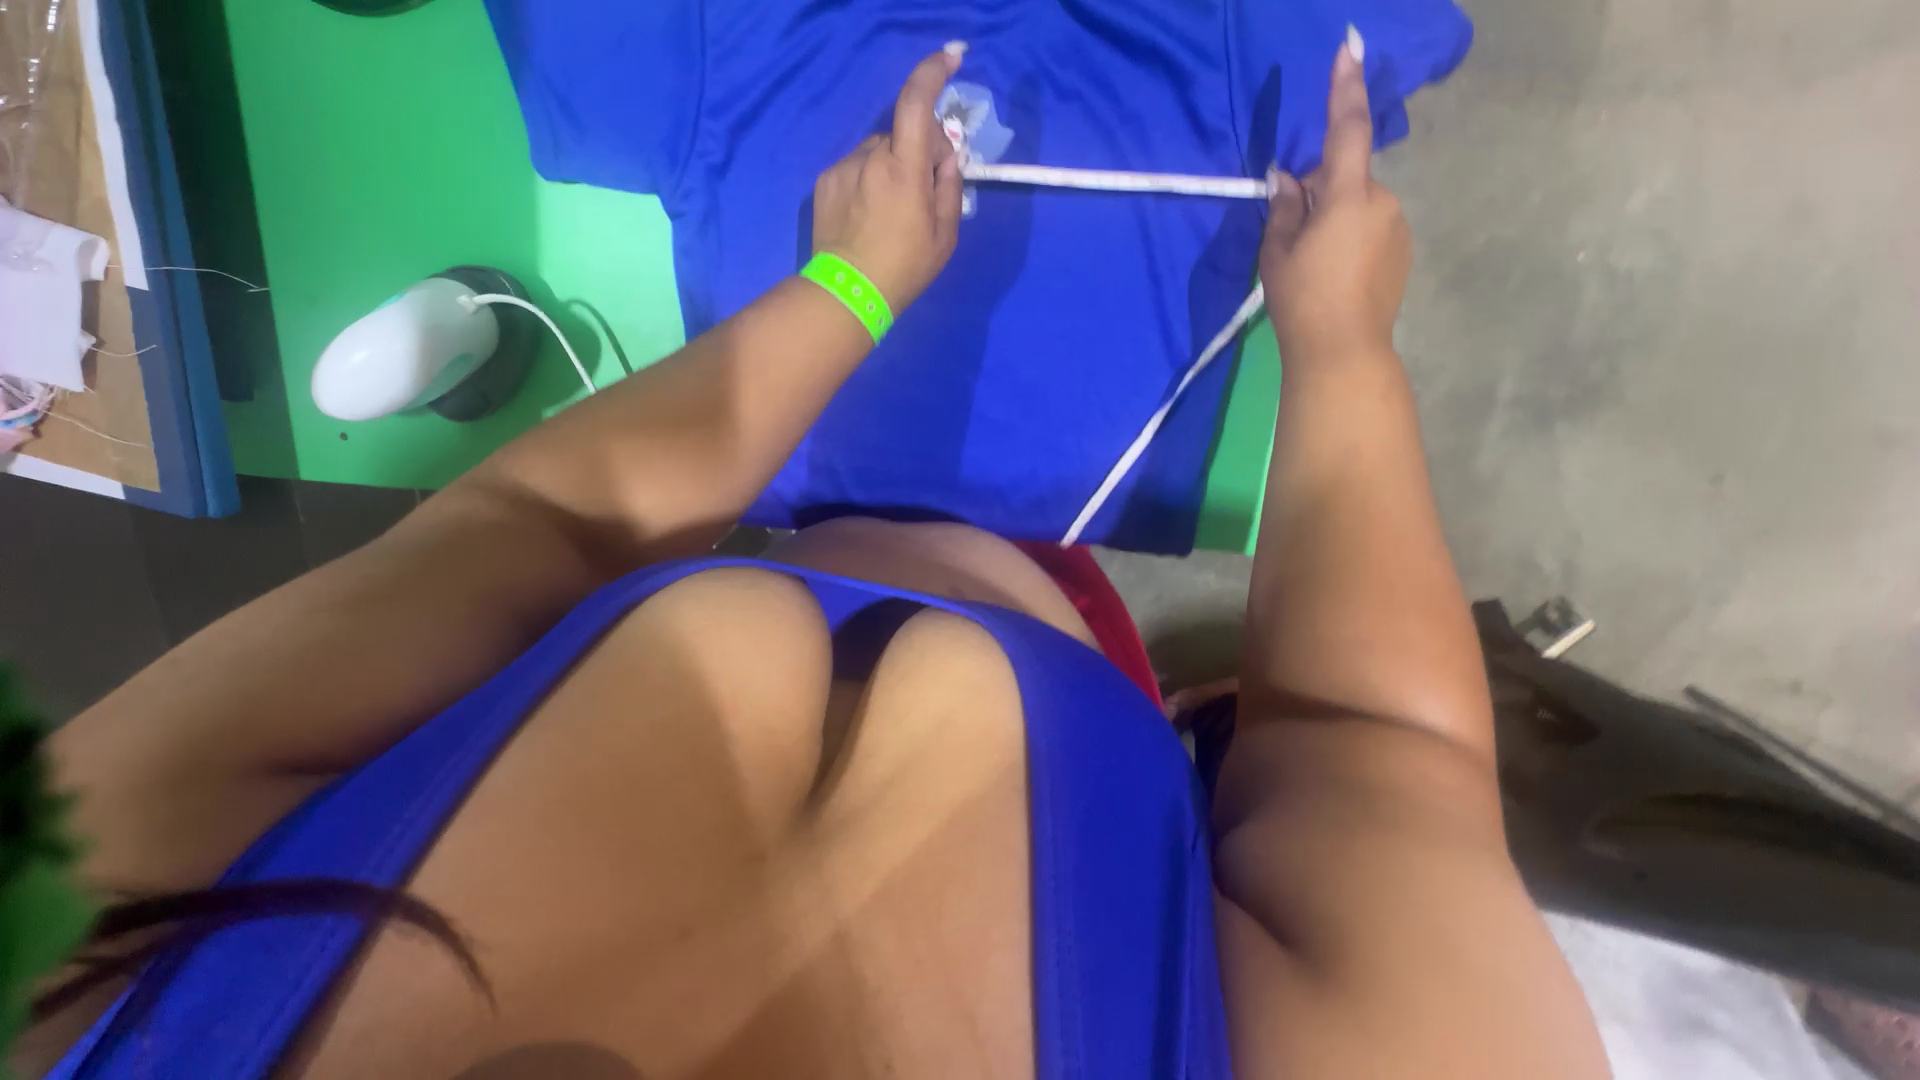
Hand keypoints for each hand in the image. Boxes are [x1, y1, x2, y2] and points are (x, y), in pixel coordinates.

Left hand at [812, 47, 965, 311]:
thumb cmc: (905, 268)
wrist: (849, 294)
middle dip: (916, 153)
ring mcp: (844, 168)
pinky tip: (866, 218)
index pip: (917, 104)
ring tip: (889, 216)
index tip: (951, 57)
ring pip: (876, 153)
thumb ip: (949, 187)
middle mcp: (871, 158)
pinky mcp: (825, 181)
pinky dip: (866, 183)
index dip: (933, 73)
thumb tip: (945, 159)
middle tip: (922, 195)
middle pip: (901, 135)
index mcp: (905, 169)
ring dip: (888, 170)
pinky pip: (854, 169)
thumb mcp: (945, 235)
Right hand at [1259, 42, 1411, 361]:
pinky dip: (1350, 238)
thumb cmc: (1301, 300)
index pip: (1346, 130)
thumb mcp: (1278, 253)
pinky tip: (1334, 275)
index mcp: (1348, 197)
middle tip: (1291, 234)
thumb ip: (1284, 208)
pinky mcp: (1402, 251)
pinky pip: (1370, 228)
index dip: (1345, 88)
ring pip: (1358, 205)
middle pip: (1346, 178)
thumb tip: (1288, 178)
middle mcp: (1382, 201)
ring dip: (1335, 217)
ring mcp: (1397, 227)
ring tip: (1312, 264)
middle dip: (1320, 192)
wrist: (1342, 351)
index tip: (1350, 46)